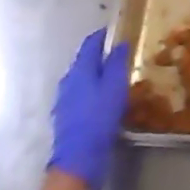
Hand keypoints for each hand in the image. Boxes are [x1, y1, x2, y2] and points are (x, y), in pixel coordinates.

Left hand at [49, 28, 128, 189]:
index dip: (103, 35)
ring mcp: (66, 98)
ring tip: (119, 78)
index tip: (118, 31)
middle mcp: (69, 80)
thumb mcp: (114, 88)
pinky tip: (107, 100)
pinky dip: (95, 91)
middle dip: (103, 55)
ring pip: (84, 79)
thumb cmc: (99, 118)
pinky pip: (83, 95)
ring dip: (99, 75)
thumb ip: (117, 64)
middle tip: (124, 55)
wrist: (78, 157)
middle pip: (86, 61)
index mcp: (80, 70)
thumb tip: (120, 44)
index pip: (90, 44)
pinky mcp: (68, 115)